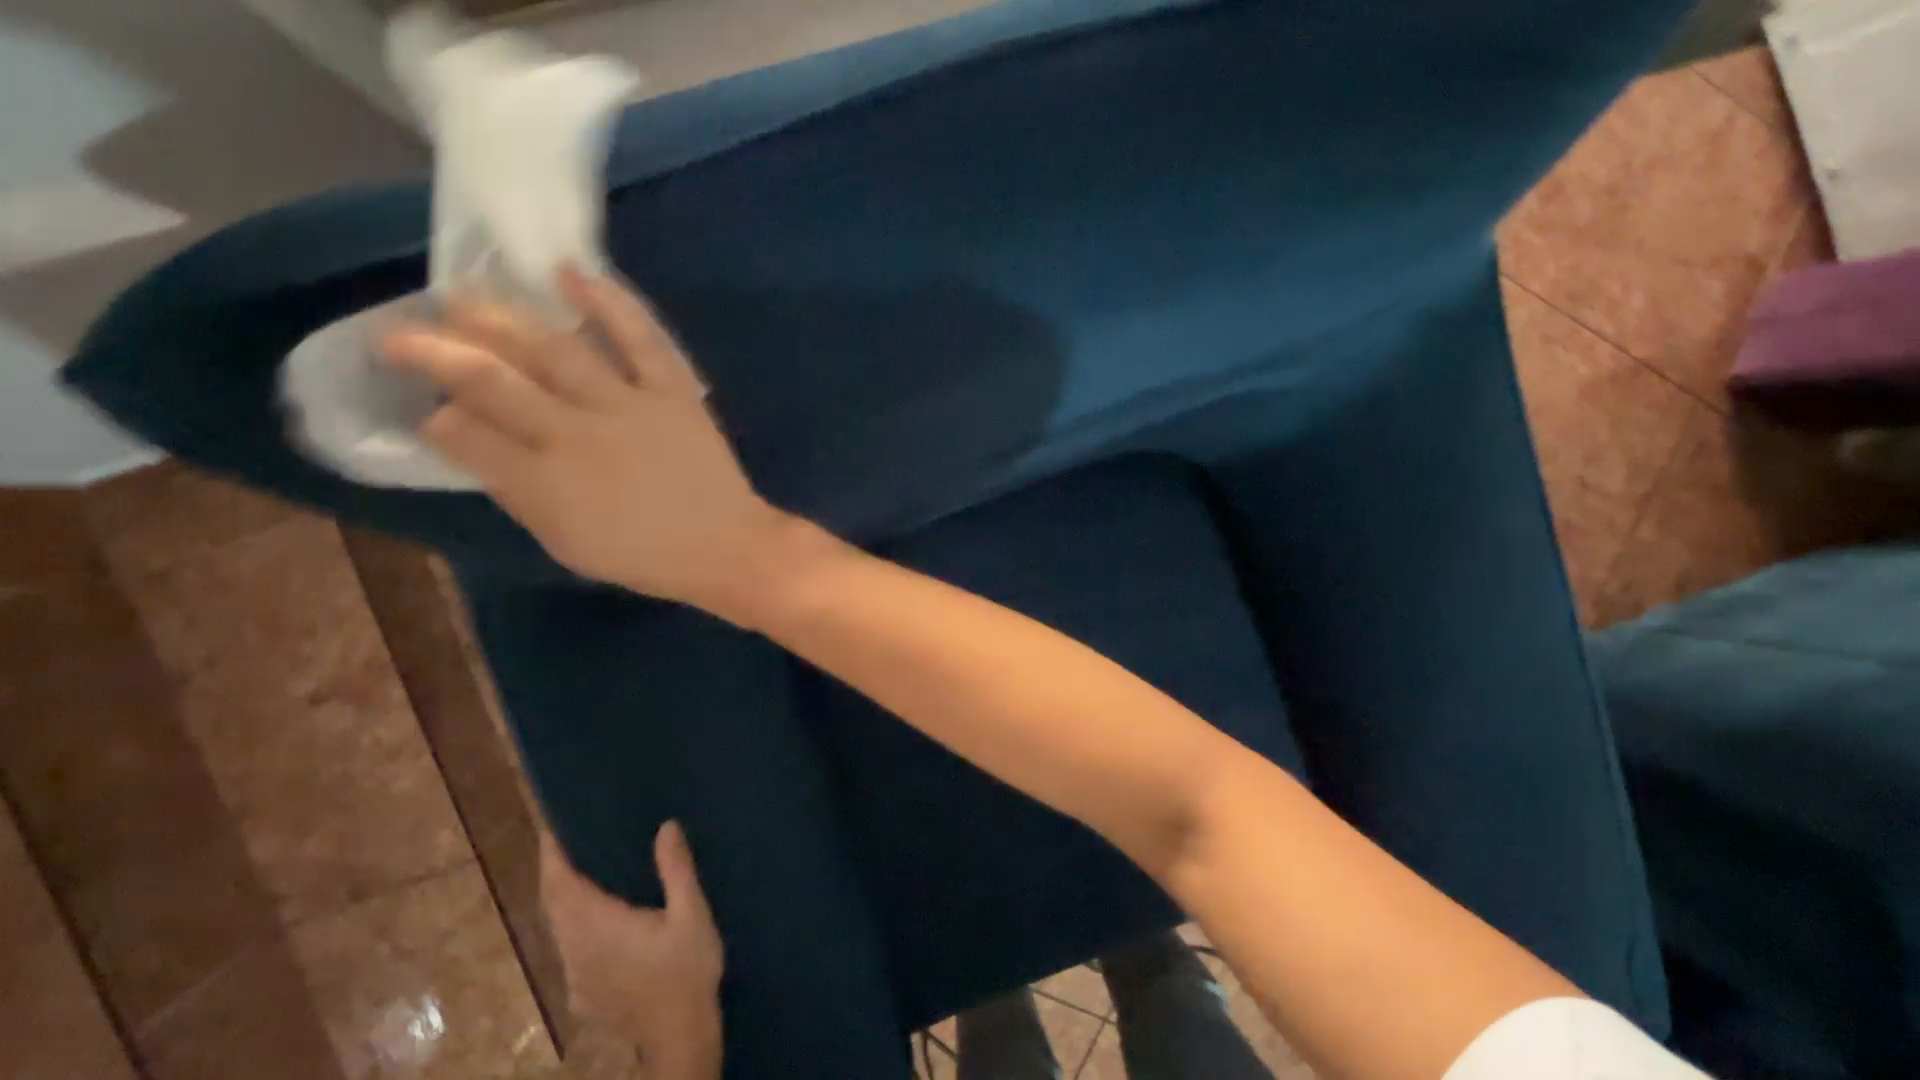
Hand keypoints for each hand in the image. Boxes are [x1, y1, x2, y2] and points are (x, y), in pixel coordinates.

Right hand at [380, 268, 792, 611]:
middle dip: (438, 353)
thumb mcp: (566, 541)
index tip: (421, 404)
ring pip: (556, 350)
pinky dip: (608, 301)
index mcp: (548, 483)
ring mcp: (628, 406)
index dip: (438, 418)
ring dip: (503, 319)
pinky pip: (639, 338)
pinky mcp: (671, 389)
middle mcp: (578, 435)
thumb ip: (514, 490)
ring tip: (460, 295)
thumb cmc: (642, 554)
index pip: (470, 438)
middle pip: (496, 382)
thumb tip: (460, 439)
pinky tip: (570, 271)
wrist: (724, 547)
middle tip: (397, 331)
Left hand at [541, 822, 723, 1078]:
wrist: (680, 1037)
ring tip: (579, 874)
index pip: (559, 883)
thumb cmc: (687, 971)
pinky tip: (595, 926)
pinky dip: (573, 929)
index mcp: (598, 924)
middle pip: (552, 904)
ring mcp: (575, 975)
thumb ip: (676, 870)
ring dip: (561, 900)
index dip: (551, 854)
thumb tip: (666, 826)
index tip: (551, 826)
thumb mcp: (692, 915)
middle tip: (566, 841)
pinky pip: (568, 952)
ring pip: (557, 929)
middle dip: (554, 872)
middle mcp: (576, 948)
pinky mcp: (582, 995)